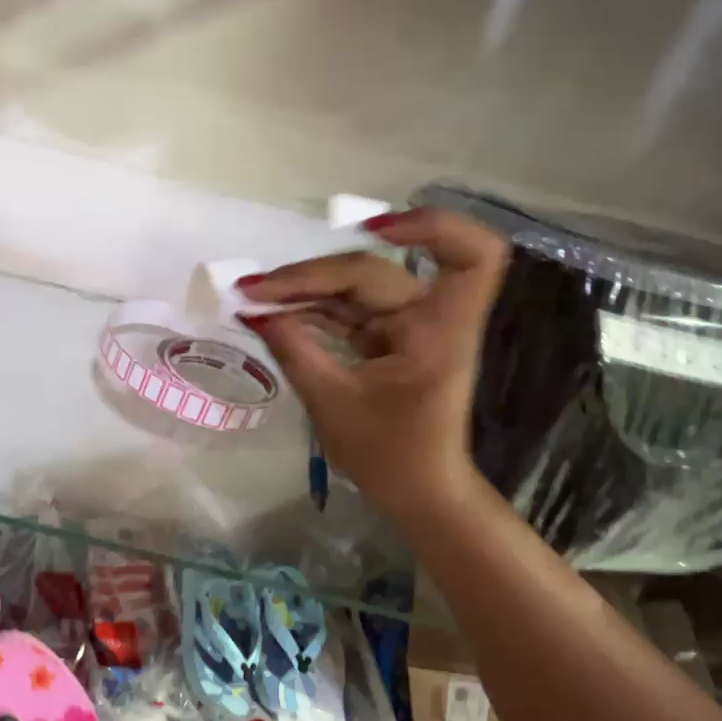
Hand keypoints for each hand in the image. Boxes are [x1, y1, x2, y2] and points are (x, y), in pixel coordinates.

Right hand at [235, 207, 509, 516]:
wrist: (416, 491)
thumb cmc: (388, 454)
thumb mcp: (333, 403)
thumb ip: (294, 350)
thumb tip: (256, 312)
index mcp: (439, 331)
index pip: (469, 255)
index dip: (430, 228)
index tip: (372, 232)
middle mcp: (428, 318)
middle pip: (374, 271)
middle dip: (311, 276)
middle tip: (252, 290)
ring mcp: (406, 327)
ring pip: (354, 287)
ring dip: (303, 288)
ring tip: (252, 297)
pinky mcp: (386, 339)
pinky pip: (346, 310)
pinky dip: (310, 308)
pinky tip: (272, 312)